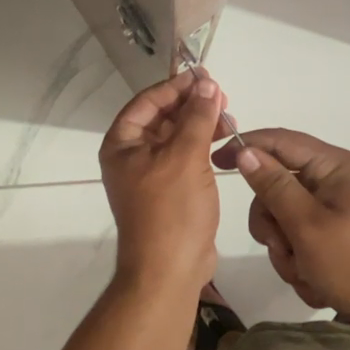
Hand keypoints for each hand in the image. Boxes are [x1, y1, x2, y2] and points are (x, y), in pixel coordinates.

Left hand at [99, 69, 229, 292]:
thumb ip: (197, 117)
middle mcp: (130, 156)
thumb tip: (207, 84)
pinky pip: (183, 158)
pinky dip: (201, 146)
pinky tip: (223, 142)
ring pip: (175, 137)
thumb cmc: (170, 209)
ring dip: (200, 125)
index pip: (148, 101)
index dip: (176, 87)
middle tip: (222, 97)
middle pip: (161, 117)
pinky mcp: (168, 192)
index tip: (205, 77)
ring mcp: (149, 175)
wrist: (168, 272)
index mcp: (121, 144)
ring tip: (228, 118)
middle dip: (191, 105)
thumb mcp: (185, 156)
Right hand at [212, 129, 349, 337]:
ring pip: (282, 219)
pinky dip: (300, 264)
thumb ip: (273, 186)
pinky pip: (298, 242)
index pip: (277, 141)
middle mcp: (330, 181)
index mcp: (330, 166)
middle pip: (275, 186)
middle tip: (281, 246)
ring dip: (285, 250)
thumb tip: (244, 151)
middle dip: (271, 222)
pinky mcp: (332, 238)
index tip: (215, 162)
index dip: (245, 146)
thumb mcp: (308, 225)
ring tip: (305, 272)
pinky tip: (316, 283)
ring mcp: (331, 211)